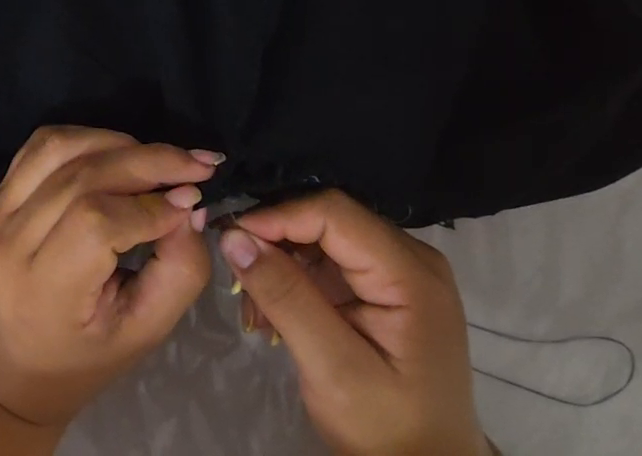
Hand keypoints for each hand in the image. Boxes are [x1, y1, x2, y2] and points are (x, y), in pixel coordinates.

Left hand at [0, 125, 220, 428]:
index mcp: (45, 287)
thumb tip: (190, 206)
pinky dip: (86, 138)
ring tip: (160, 161)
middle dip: (148, 161)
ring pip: (59, 148)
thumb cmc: (86, 357)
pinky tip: (120, 153)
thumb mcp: (145, 331)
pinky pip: (42, 145)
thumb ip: (177, 271)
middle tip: (197, 165)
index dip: (150, 205)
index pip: (96, 222)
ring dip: (118, 142)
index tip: (195, 200)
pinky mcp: (0, 194)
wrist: (14, 363)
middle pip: (81, 176)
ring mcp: (0, 210)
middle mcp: (13, 240)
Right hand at [221, 191, 491, 455]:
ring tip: (255, 308)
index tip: (230, 241)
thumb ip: (286, 298)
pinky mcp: (384, 286)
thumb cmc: (386, 428)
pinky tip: (275, 311)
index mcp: (411, 273)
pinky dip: (295, 277)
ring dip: (280, 262)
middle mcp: (410, 257)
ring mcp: (399, 270)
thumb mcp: (332, 369)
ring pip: (321, 236)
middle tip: (237, 279)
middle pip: (327, 219)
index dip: (277, 217)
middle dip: (275, 242)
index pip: (333, 212)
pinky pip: (328, 259)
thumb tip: (233, 236)